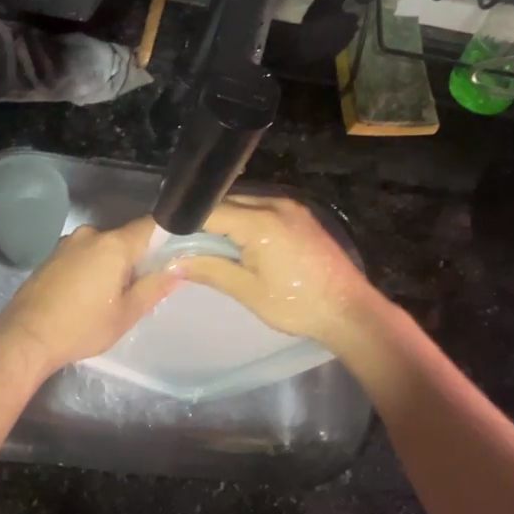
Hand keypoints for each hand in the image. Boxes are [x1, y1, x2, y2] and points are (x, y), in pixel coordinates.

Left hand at [0, 216, 179, 372]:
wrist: (25, 337)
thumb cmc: (81, 327)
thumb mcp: (126, 314)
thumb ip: (154, 287)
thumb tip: (179, 269)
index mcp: (113, 244)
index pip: (150, 226)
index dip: (167, 236)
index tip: (174, 254)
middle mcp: (90, 234)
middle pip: (126, 237)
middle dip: (137, 257)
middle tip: (142, 286)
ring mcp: (67, 243)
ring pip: (103, 246)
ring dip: (112, 263)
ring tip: (112, 294)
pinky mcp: (52, 255)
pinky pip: (84, 253)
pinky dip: (92, 266)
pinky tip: (88, 293)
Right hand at [175, 195, 387, 348]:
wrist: (349, 311)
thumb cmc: (297, 305)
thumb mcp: (248, 291)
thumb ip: (210, 270)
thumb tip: (174, 262)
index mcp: (260, 221)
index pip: (210, 211)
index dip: (184, 222)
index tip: (164, 235)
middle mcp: (275, 204)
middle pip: (227, 202)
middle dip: (203, 219)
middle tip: (179, 240)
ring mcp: (291, 207)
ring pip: (245, 203)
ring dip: (224, 219)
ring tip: (203, 241)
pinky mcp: (301, 216)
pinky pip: (262, 208)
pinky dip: (244, 220)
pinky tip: (235, 241)